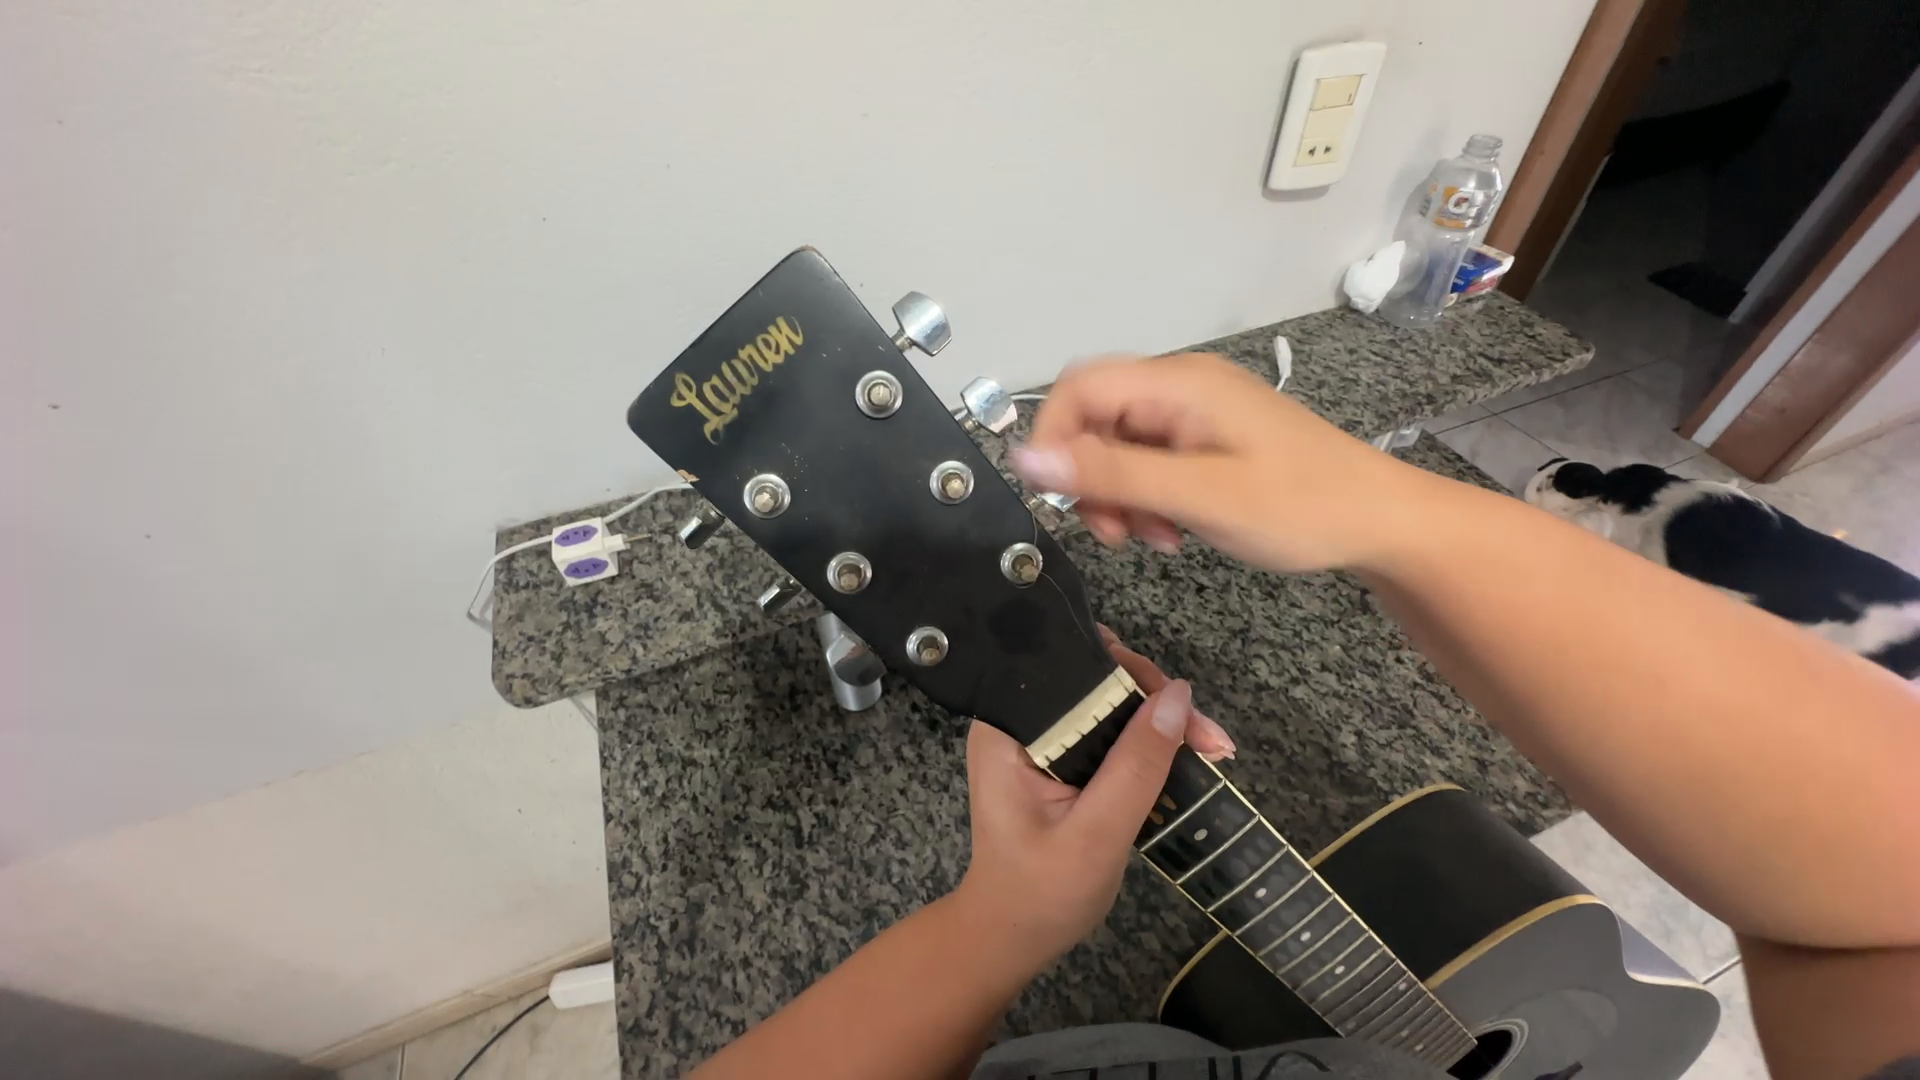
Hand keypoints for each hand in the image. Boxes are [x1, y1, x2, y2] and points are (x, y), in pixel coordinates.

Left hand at [953, 635, 1233, 966]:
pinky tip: (1186, 753)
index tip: (1177, 702)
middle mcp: (1018, 718)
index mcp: (1007, 725)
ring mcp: (1038, 736)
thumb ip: (1135, 766)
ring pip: (1107, 704)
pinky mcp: (1057, 756)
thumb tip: (1179, 695)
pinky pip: (1106, 731)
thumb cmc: (1043, 893)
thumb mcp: (1096, 834)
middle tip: (1209, 737)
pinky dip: (1146, 740)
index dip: (1129, 672)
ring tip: (1212, 746)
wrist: (1012, 934)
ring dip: (1159, 720)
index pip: (1071, 667)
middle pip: (1094, 680)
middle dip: (1155, 699)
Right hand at [1008, 353, 1426, 573]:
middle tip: (1113, 532)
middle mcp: (1179, 388)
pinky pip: (1149, 463)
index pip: (1078, 387)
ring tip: (1151, 538)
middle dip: (1090, 479)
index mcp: (1177, 384)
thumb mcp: (1199, 496)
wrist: (1381, 522)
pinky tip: (1171, 531)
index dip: (1052, 438)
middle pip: (1094, 420)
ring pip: (1118, 448)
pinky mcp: (1205, 441)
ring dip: (1119, 496)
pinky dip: (1146, 498)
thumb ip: (1112, 475)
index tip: (1058, 498)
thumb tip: (1025, 459)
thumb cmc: (1300, 506)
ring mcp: (1193, 415)